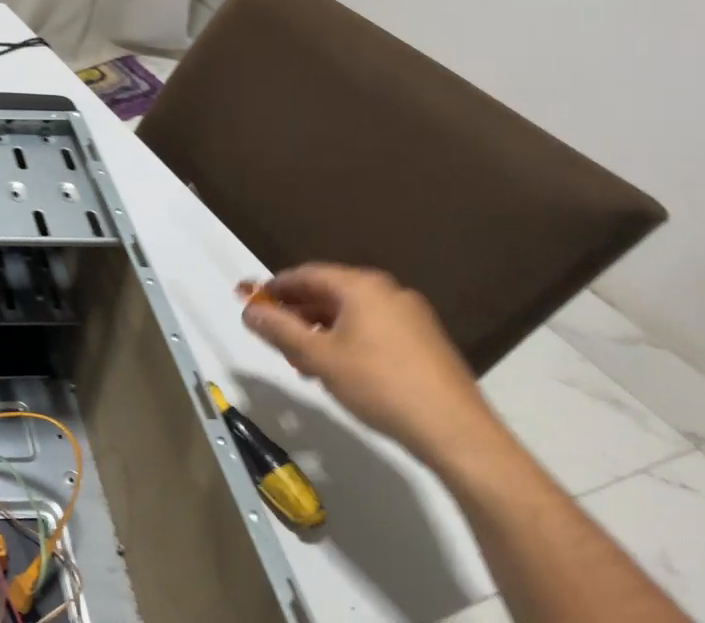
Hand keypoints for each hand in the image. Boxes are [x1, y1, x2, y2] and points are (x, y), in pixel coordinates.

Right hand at [239, 263, 498, 463]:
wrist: (455, 431)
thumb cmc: (379, 384)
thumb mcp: (318, 357)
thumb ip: (278, 329)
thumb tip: (249, 311)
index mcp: (362, 286)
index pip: (306, 274)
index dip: (274, 287)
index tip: (250, 301)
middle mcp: (388, 292)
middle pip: (329, 292)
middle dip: (296, 312)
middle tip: (271, 333)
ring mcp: (411, 317)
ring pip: (351, 314)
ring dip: (319, 330)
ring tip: (299, 358)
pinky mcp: (424, 342)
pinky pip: (373, 329)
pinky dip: (346, 340)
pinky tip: (336, 369)